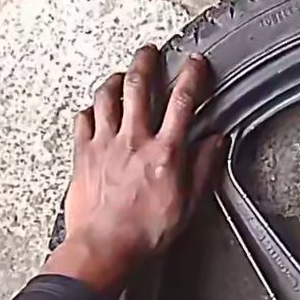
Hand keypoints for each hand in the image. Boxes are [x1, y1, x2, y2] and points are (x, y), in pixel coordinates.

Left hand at [44, 45, 225, 294]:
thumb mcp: (187, 204)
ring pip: (108, 96)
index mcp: (165, 152)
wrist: (104, 247)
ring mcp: (105, 144)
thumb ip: (203, 168)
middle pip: (139, 86)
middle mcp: (134, 140)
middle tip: (150, 51)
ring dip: (116, 80)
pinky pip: (83, 118)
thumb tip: (216, 142)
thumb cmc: (145, 232)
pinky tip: (95, 109)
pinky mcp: (83, 153)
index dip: (192, 76)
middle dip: (146, 62)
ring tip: (121, 74)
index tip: (196, 63)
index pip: (183, 102)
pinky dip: (91, 108)